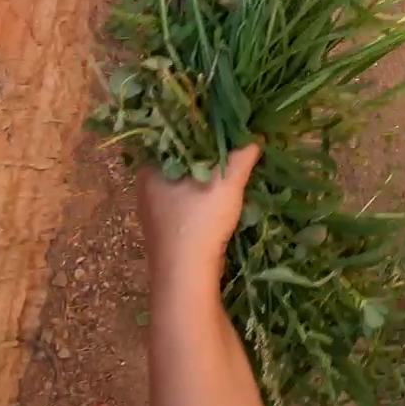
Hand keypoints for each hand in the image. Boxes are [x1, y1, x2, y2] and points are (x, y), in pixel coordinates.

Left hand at [140, 146, 260, 292]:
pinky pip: (187, 202)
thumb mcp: (227, 183)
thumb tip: (257, 136)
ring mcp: (155, 211)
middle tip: (236, 148)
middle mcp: (147, 188)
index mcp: (151, 171)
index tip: (227, 129)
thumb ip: (241, 156)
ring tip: (235, 170)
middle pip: (183, 161)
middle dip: (209, 156)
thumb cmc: (199, 222)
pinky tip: (224, 198)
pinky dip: (205, 197)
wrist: (186, 276)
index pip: (176, 139)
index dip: (203, 132)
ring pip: (186, 183)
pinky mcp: (168, 229)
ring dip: (209, 178)